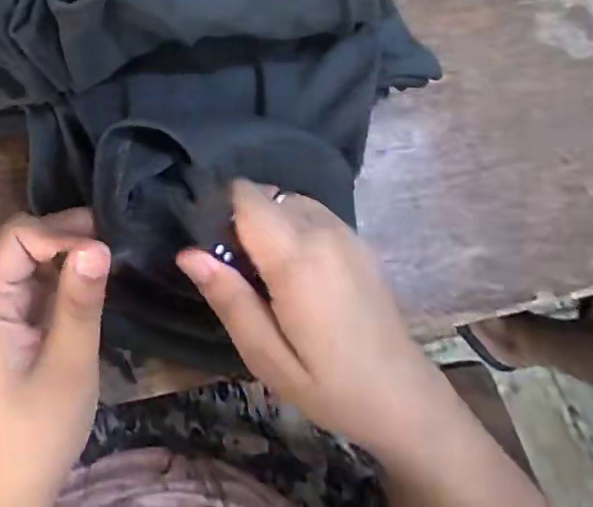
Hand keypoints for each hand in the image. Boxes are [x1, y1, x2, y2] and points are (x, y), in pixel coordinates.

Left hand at [0, 209, 110, 506]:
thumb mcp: (68, 367)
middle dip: (66, 234)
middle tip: (111, 246)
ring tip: (109, 258)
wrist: (15, 482)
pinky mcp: (20, 317)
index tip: (100, 250)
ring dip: (69, 249)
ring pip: (34, 253)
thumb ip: (80, 304)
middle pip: (23, 237)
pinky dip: (69, 270)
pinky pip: (42, 276)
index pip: (17, 235)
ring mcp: (4, 305)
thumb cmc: (38, 429)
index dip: (58, 233)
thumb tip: (98, 244)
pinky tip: (95, 278)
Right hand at [174, 180, 440, 456]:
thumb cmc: (330, 386)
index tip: (213, 247)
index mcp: (296, 256)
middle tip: (239, 271)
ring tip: (268, 273)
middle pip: (263, 193)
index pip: (244, 194)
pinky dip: (292, 225)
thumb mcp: (267, 357)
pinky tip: (296, 270)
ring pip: (285, 198)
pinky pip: (309, 210)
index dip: (220, 210)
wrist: (405, 398)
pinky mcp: (357, 237)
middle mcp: (321, 229)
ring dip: (267, 221)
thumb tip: (187, 253)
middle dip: (241, 219)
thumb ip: (228, 298)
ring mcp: (344, 229)